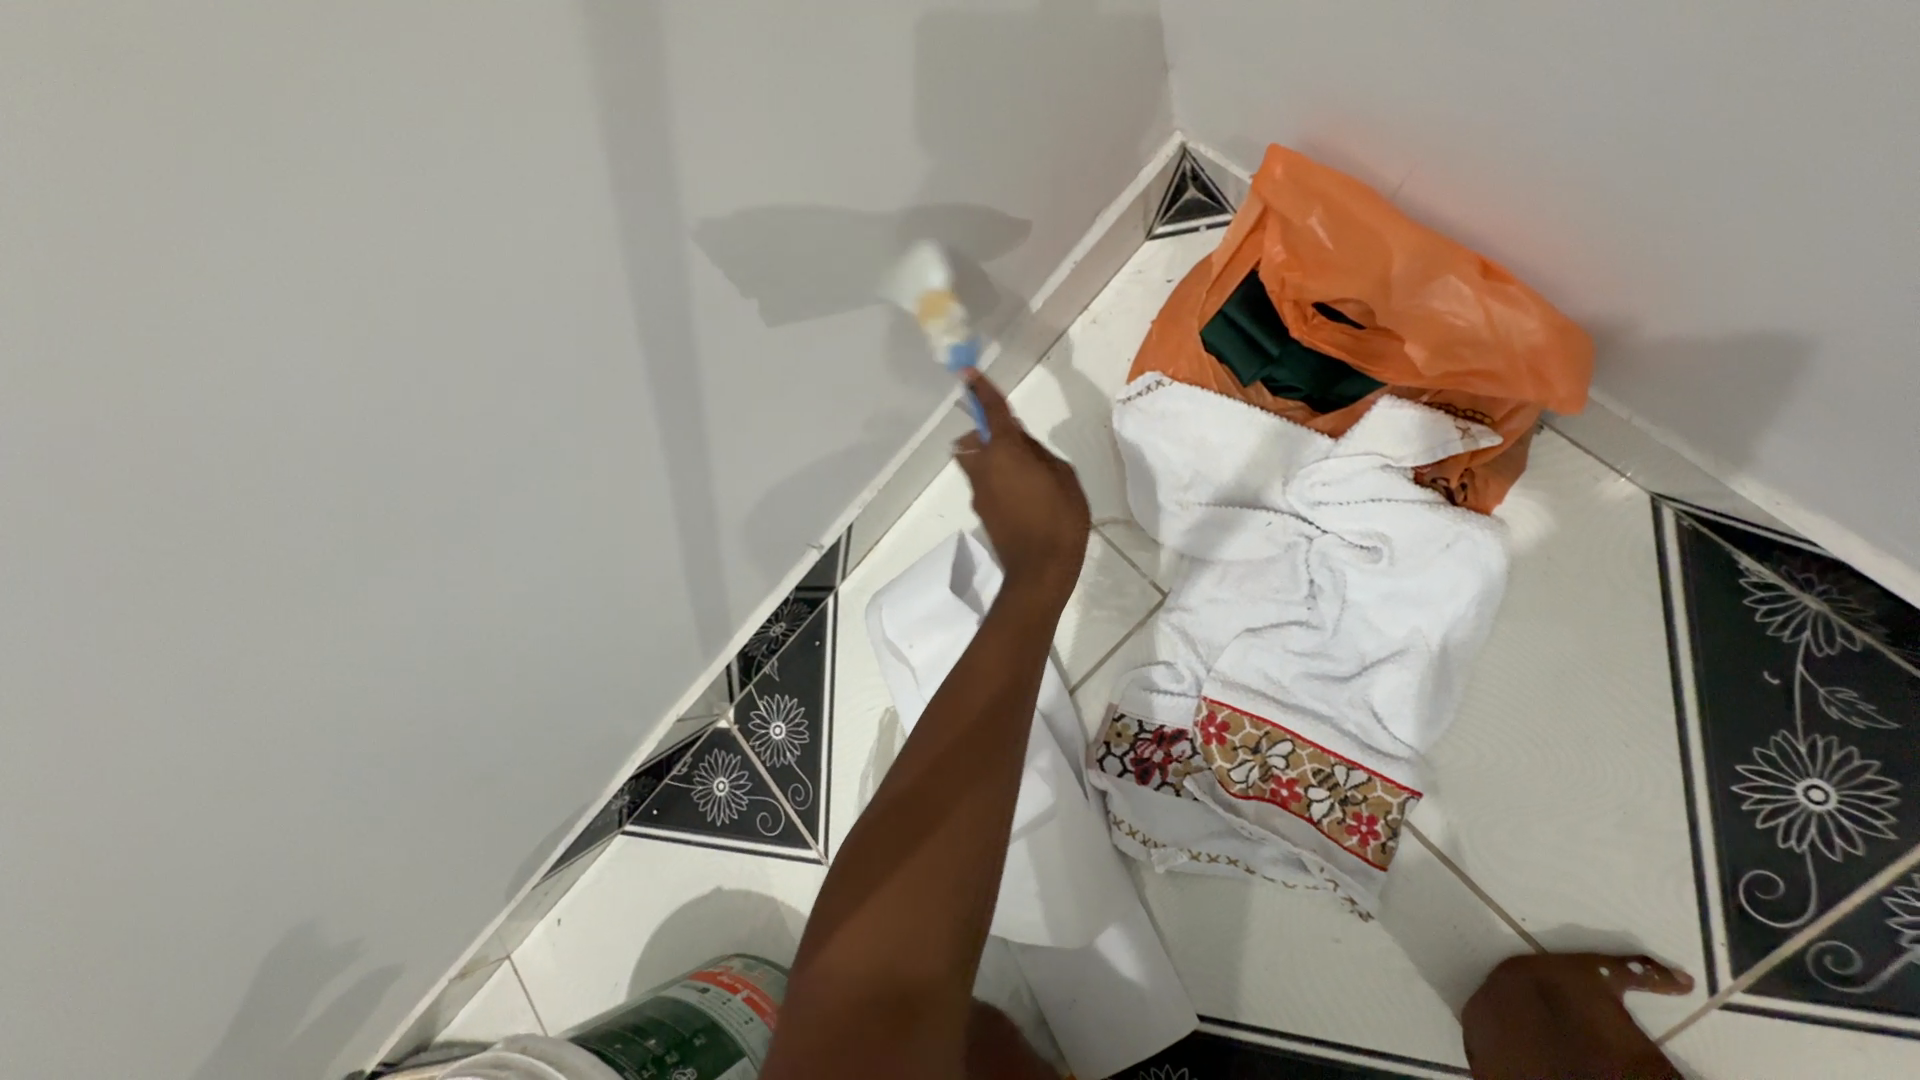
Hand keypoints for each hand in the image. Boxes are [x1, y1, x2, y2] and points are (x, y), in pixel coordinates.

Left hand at [953, 370, 1090, 604]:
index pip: (991, 413)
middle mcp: (984, 469)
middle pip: (973, 441)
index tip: (966, 372)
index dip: (980, 390)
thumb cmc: (1060, 520)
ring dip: (994, 461)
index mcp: (1005, 452)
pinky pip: (987, 485)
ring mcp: (979, 494)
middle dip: (986, 435)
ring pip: (978, 464)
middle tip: (1018, 446)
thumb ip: (1039, 453)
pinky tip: (1028, 499)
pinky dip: (1000, 482)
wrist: (1039, 573)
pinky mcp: (983, 514)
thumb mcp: (1063, 477)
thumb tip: (1023, 446)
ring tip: (1029, 477)